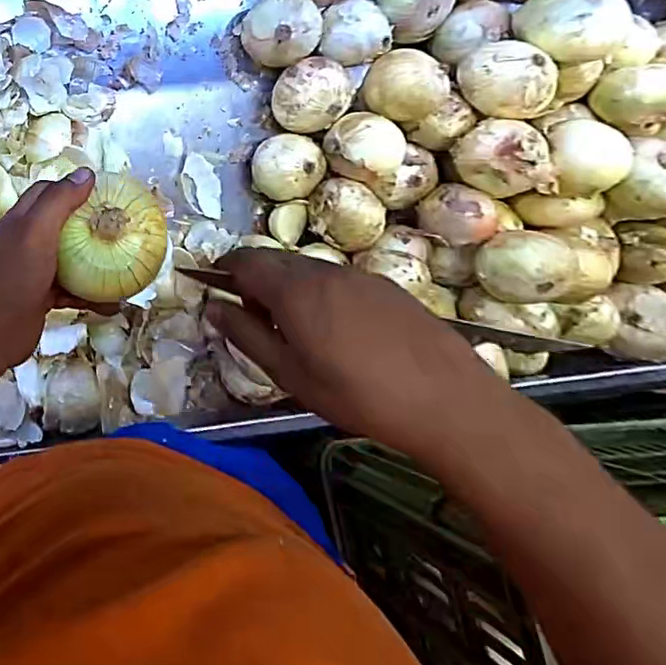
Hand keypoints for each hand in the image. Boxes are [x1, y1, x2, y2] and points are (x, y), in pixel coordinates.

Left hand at [0, 168, 105, 374]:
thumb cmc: (10, 279)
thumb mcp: (35, 233)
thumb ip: (58, 202)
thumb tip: (85, 173)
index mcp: (20, 220)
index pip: (46, 192)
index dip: (72, 187)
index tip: (105, 191)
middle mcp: (25, 242)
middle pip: (61, 224)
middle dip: (89, 223)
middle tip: (121, 226)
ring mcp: (33, 271)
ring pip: (70, 259)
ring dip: (95, 261)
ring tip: (126, 264)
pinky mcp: (41, 297)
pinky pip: (72, 290)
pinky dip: (92, 295)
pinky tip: (115, 304)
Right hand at [205, 248, 517, 455]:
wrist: (452, 404)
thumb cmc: (359, 396)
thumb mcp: (291, 375)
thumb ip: (245, 336)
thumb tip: (213, 308)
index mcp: (293, 289)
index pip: (243, 261)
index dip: (223, 271)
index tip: (215, 291)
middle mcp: (323, 270)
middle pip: (273, 260)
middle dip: (253, 280)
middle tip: (254, 320)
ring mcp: (358, 275)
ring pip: (306, 269)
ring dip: (287, 287)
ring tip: (297, 331)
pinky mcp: (386, 286)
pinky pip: (336, 278)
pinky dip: (319, 292)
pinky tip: (338, 332)